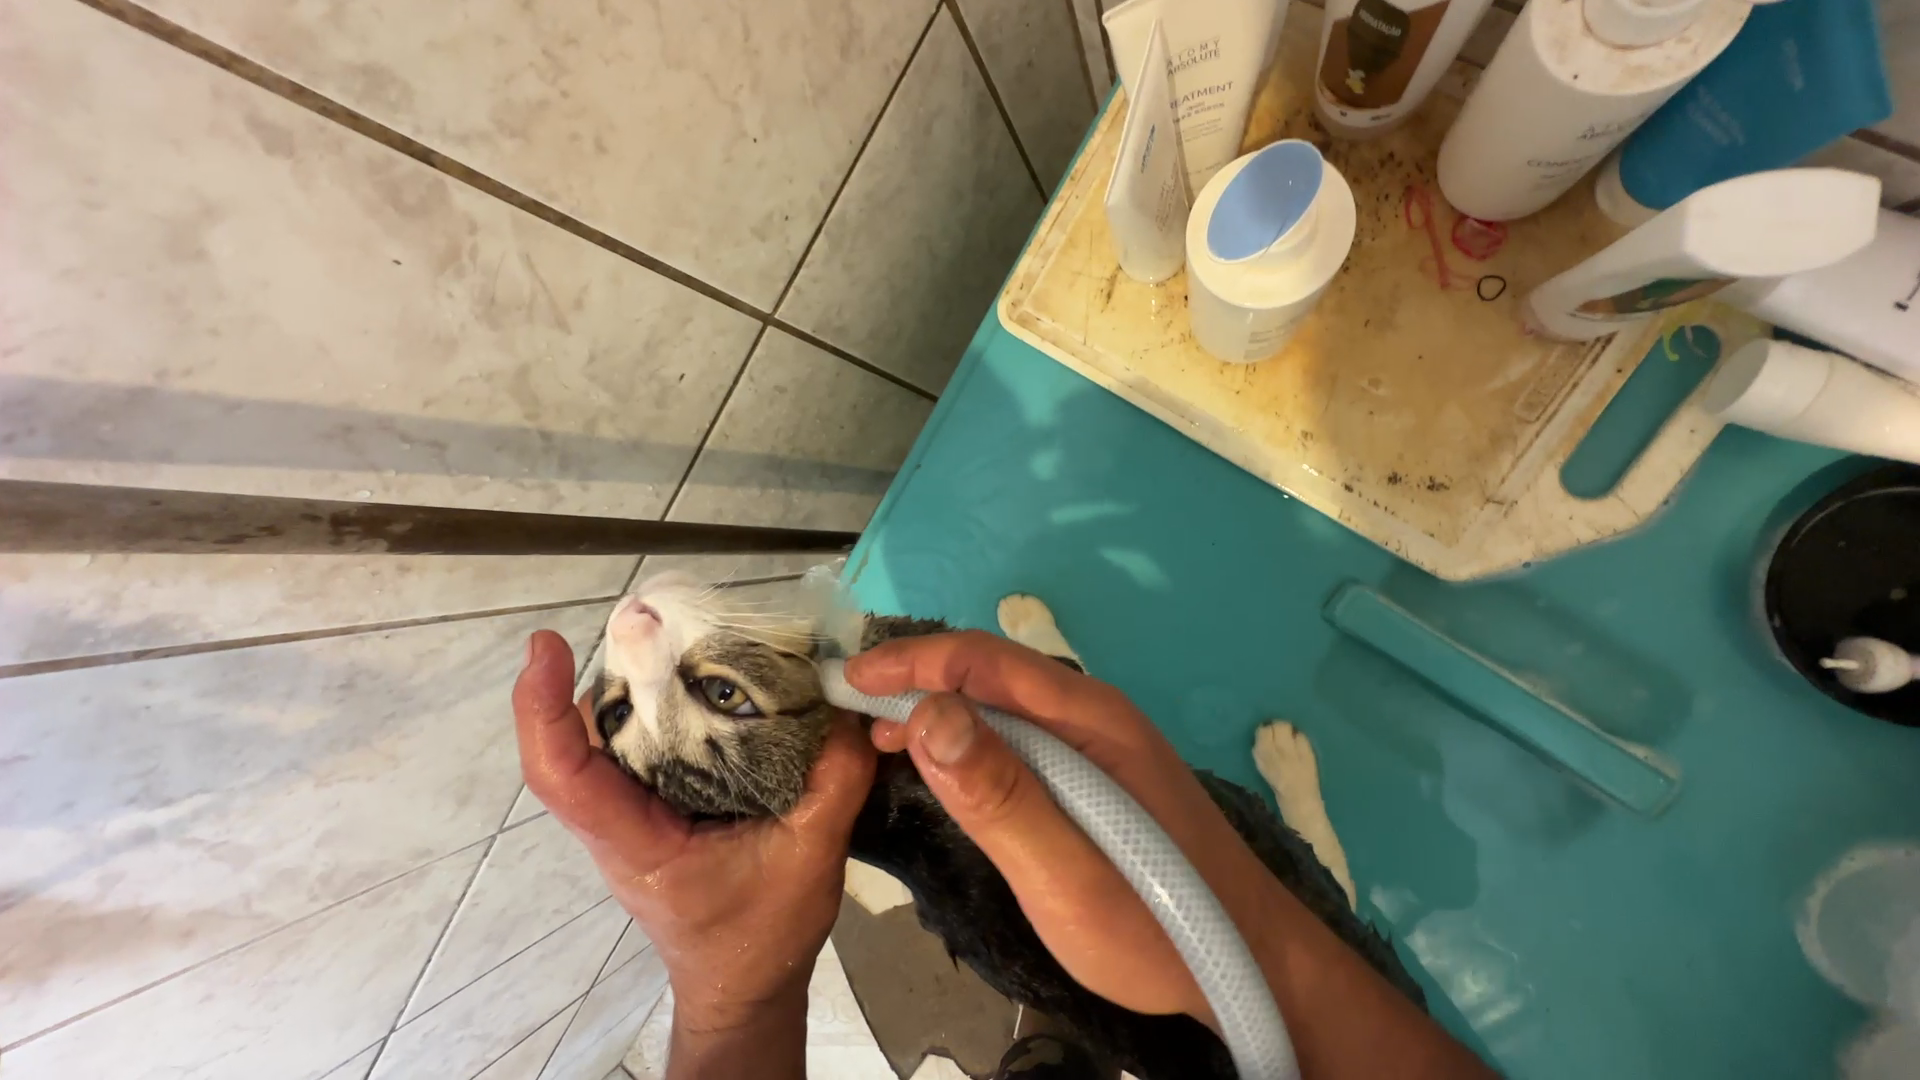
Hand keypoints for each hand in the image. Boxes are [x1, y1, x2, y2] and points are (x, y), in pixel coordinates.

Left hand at [513, 630, 875, 1038]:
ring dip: (633, 684)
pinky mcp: (657, 808)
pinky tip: (708, 683)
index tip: (546, 644)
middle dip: (604, 673)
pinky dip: (662, 705)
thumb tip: (851, 707)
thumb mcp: (811, 855)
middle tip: (653, 620)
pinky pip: (642, 747)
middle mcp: (621, 822)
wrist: (748, 983)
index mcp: (638, 840)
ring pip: (608, 738)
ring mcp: (635, 815)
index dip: (540, 709)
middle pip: (581, 739)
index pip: (564, 775)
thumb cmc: (764, 934)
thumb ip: (834, 780)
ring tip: (681, 638)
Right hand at [848, 630, 1273, 1027]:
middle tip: (851, 706)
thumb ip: (1001, 796)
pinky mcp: (1091, 770)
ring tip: (879, 733)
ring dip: (937, 706)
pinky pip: (1015, 734)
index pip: (986, 659)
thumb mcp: (1068, 873)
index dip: (914, 661)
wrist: (1250, 961)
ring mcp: (1094, 739)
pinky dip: (965, 737)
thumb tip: (929, 712)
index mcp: (1089, 716)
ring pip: (1000, 701)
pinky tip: (940, 763)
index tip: (850, 678)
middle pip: (990, 670)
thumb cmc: (1159, 925)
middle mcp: (1090, 711)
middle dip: (917, 676)